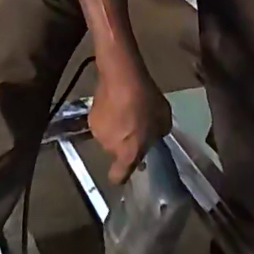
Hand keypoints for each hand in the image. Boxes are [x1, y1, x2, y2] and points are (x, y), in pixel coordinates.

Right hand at [90, 69, 171, 183]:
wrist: (123, 77)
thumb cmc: (146, 101)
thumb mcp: (163, 119)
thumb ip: (158, 135)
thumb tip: (153, 138)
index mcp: (128, 153)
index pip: (118, 176)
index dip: (123, 174)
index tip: (130, 166)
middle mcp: (109, 148)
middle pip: (116, 151)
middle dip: (125, 142)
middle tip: (136, 125)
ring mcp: (97, 133)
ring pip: (109, 136)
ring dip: (116, 128)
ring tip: (126, 110)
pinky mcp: (90, 116)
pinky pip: (102, 122)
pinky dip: (108, 117)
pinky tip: (116, 102)